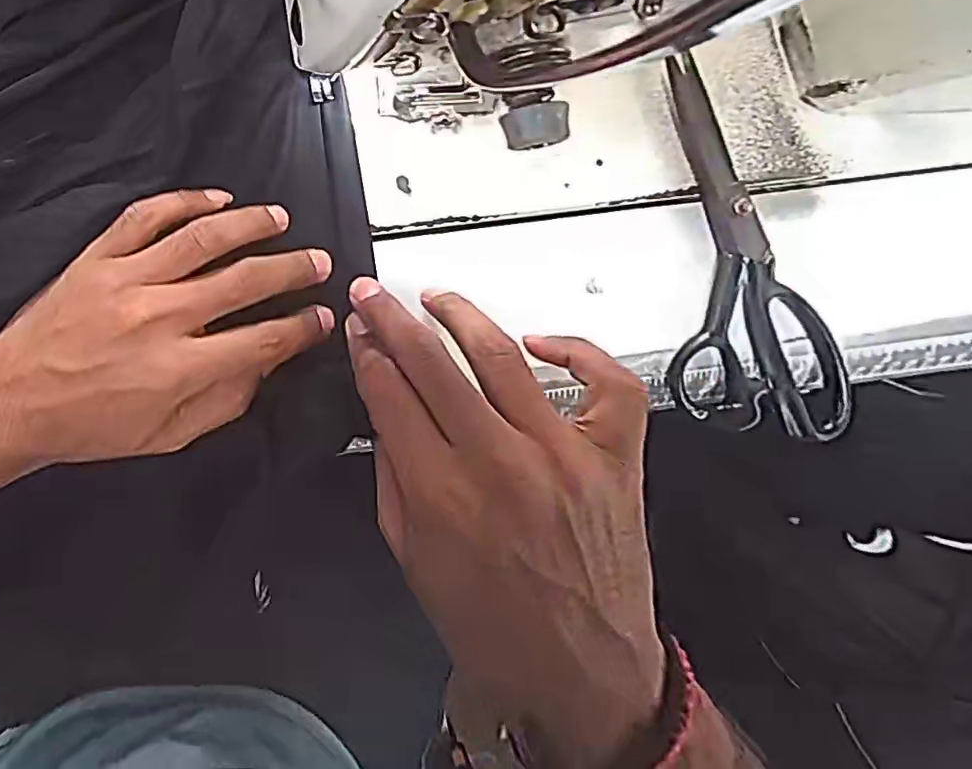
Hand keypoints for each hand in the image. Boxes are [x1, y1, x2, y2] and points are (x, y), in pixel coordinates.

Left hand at [0, 189, 334, 506]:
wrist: (11, 400)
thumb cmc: (81, 423)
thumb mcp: (163, 436)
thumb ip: (222, 403)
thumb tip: (261, 369)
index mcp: (176, 368)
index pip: (261, 339)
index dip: (301, 327)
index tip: (318, 318)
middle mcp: (157, 317)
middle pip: (244, 280)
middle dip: (292, 269)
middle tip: (315, 263)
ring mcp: (126, 281)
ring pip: (203, 238)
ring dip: (250, 224)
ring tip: (278, 219)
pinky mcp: (98, 259)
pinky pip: (146, 217)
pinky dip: (184, 201)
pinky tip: (212, 198)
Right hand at [345, 278, 661, 768]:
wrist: (580, 677)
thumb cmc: (491, 622)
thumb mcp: (408, 551)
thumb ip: (391, 472)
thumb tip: (383, 409)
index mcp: (440, 494)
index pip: (388, 391)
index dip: (366, 351)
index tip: (359, 331)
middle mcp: (499, 466)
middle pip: (430, 361)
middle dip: (391, 317)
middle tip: (375, 295)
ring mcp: (561, 457)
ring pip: (501, 355)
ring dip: (459, 314)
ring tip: (436, 298)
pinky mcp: (612, 460)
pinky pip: (606, 384)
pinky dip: (576, 349)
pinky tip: (540, 339)